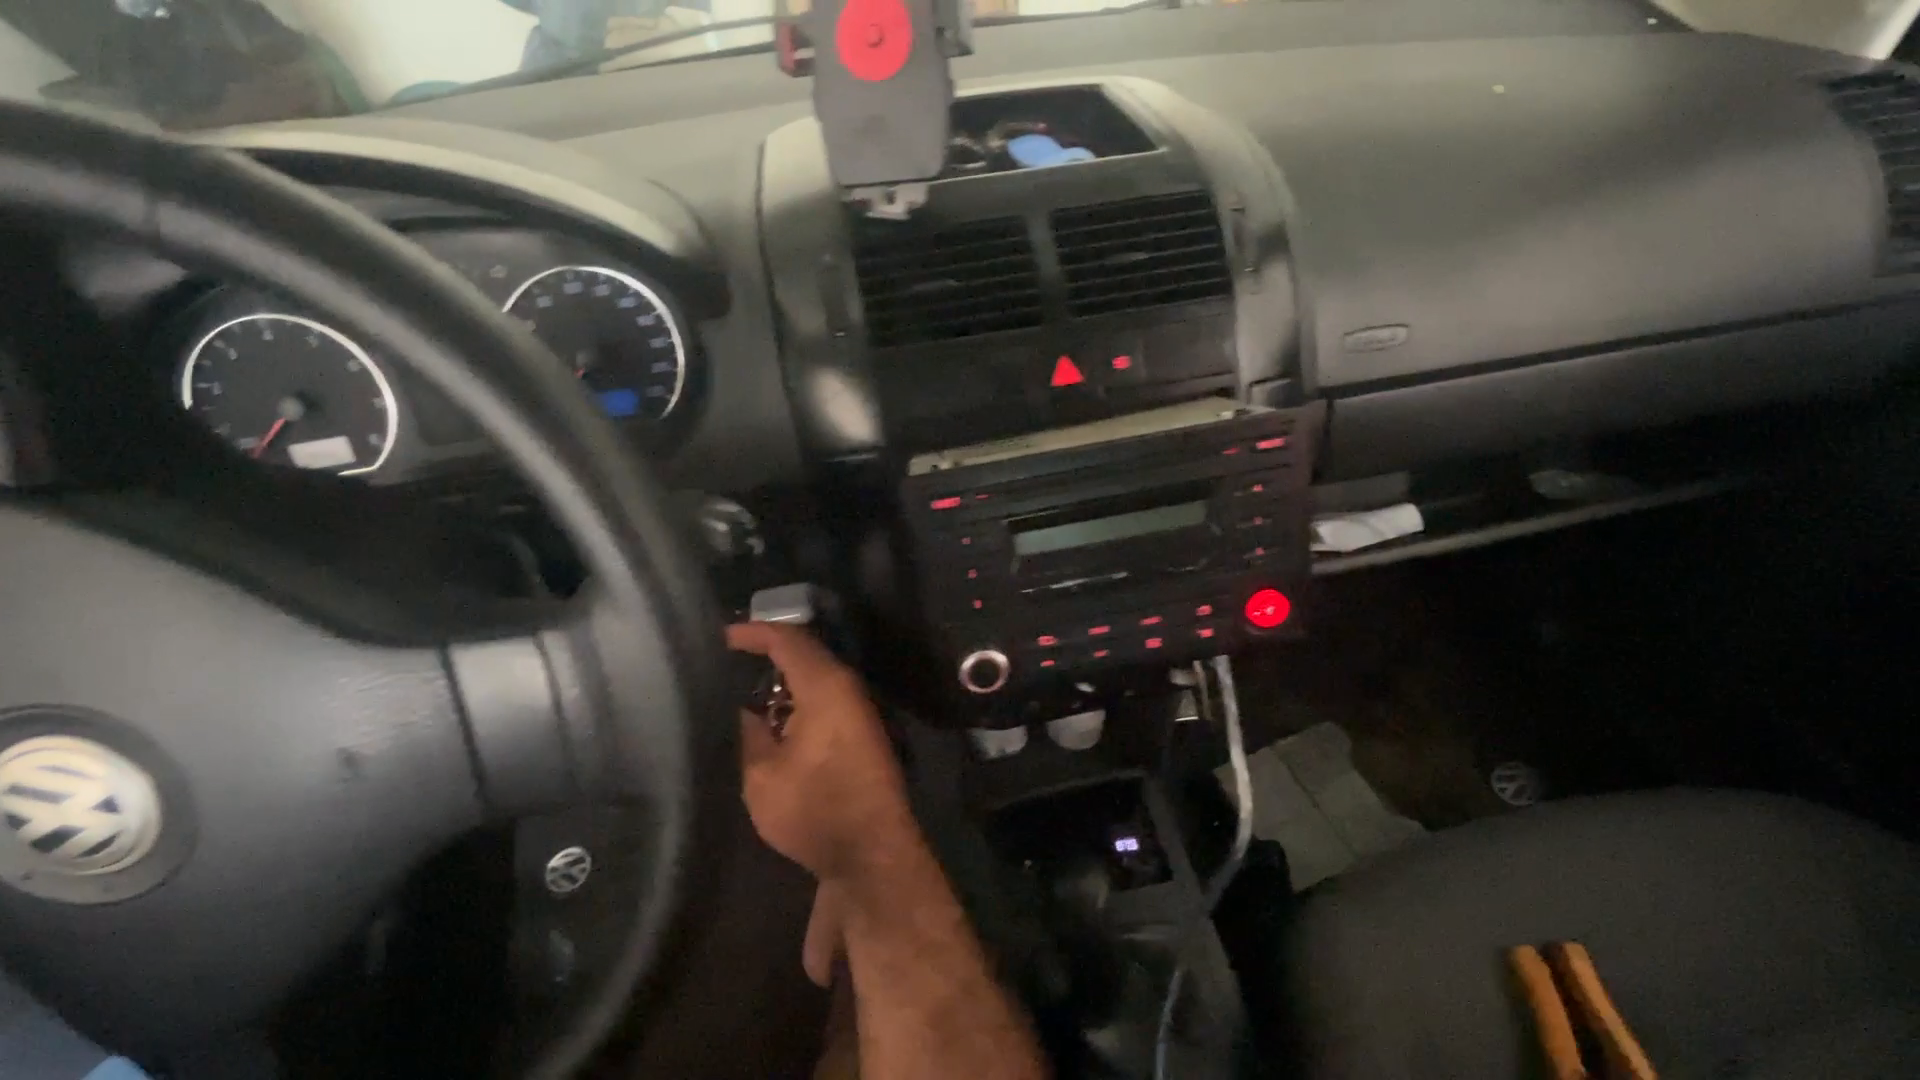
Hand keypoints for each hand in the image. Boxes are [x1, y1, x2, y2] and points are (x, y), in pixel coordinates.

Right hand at [729, 621, 916, 884]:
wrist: (871, 852)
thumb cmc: (815, 809)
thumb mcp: (763, 774)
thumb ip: (748, 733)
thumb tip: (741, 708)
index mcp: (826, 686)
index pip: (788, 639)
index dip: (753, 632)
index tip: (721, 637)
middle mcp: (848, 688)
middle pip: (807, 652)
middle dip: (768, 650)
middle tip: (729, 658)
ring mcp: (860, 710)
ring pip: (817, 676)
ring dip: (784, 677)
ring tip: (744, 684)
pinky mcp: (864, 733)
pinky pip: (826, 698)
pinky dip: (798, 697)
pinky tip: (773, 715)